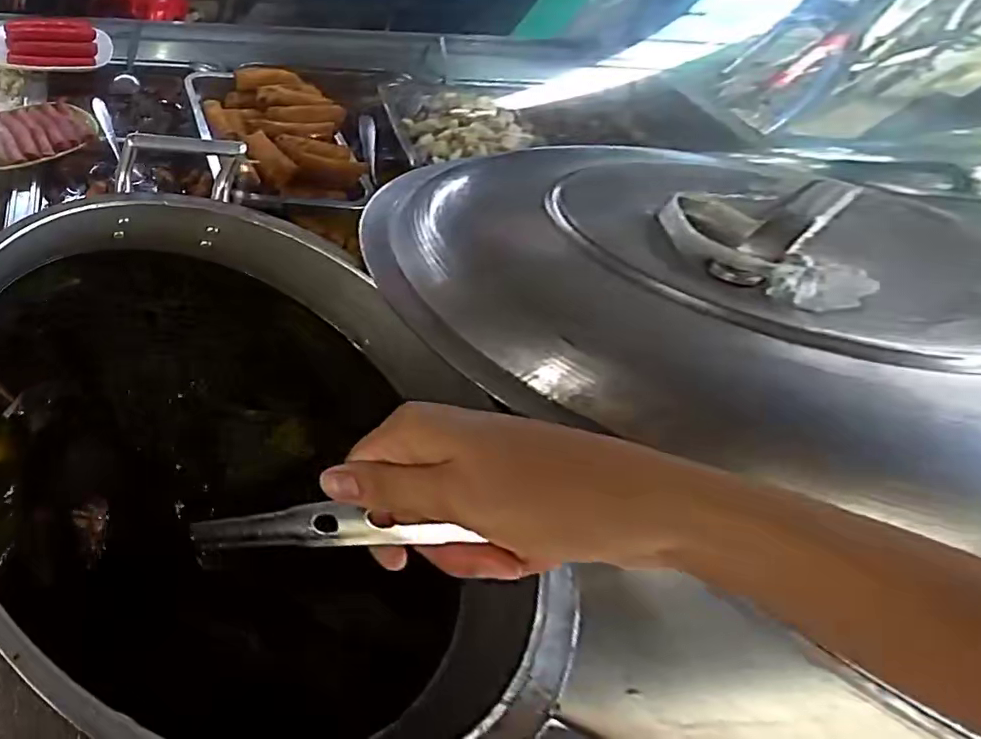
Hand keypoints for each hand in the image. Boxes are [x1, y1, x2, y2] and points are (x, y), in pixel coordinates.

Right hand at [320, 402, 736, 579]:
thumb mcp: (456, 499)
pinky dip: (498, 547)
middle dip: (435, 537)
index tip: (396, 551)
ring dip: (471, 548)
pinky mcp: (503, 487)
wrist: (650, 508)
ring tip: (510, 548)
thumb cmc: (550, 497)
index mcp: (416, 429)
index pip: (361, 470)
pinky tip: (529, 547)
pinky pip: (477, 526)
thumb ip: (388, 490)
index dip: (372, 513)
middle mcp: (438, 439)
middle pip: (402, 499)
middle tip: (469, 548)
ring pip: (441, 521)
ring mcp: (473, 463)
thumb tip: (330, 480)